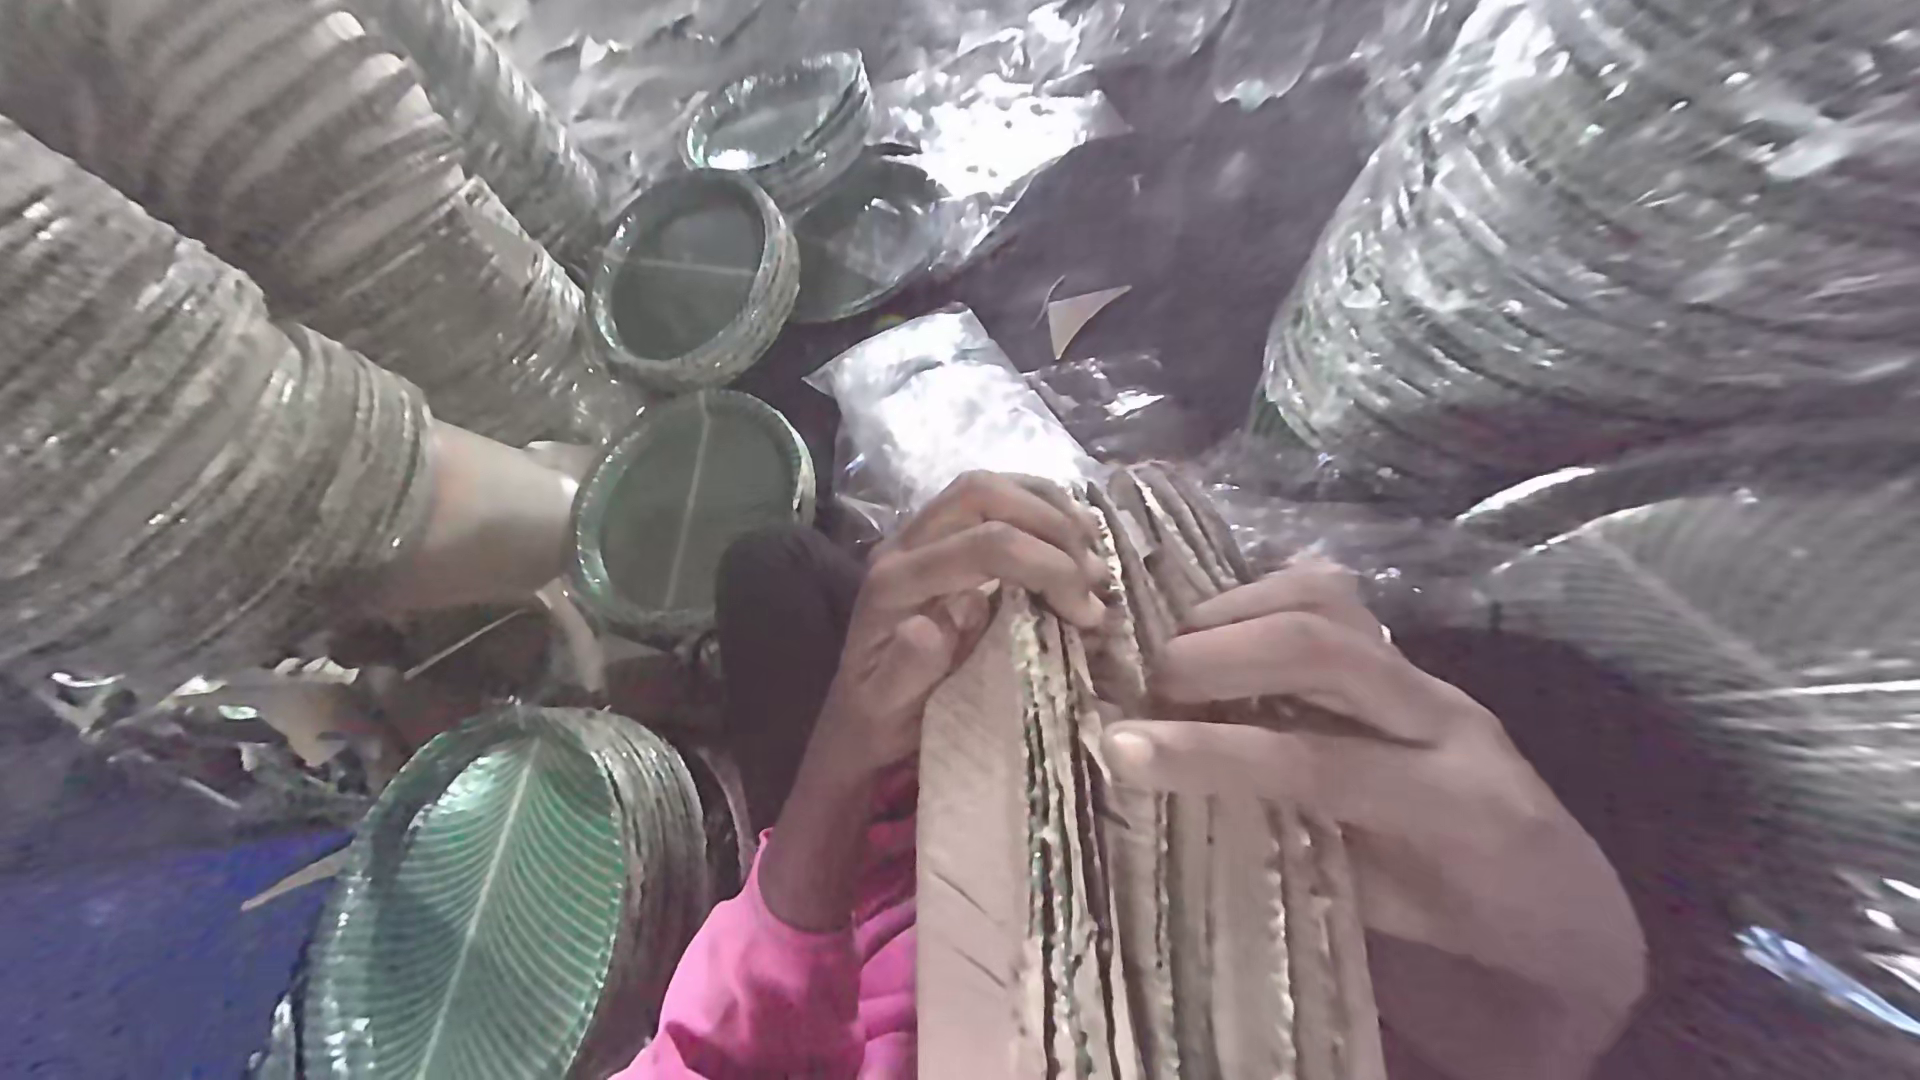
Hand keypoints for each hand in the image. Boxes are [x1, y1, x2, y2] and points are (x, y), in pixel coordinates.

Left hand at [814, 471, 1106, 774]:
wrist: (862, 705)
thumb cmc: (882, 716)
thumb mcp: (889, 711)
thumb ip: (906, 672)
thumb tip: (928, 628)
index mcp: (894, 583)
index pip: (983, 544)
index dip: (1046, 565)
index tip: (1087, 609)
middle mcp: (903, 543)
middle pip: (982, 494)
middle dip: (1051, 525)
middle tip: (1093, 575)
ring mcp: (919, 532)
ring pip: (988, 485)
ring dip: (1050, 509)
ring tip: (1091, 551)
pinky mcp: (938, 534)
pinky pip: (992, 497)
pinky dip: (1038, 506)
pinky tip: (1068, 534)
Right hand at [1102, 560, 1645, 1079]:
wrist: (1568, 898)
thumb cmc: (1468, 932)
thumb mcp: (1382, 923)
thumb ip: (1288, 855)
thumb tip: (1176, 800)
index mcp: (1454, 807)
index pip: (1310, 762)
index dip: (1207, 753)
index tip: (1121, 748)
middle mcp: (1443, 715)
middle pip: (1317, 647)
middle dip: (1212, 658)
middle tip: (1151, 686)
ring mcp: (1424, 669)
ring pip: (1321, 598)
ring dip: (1227, 614)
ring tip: (1176, 651)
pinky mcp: (1402, 648)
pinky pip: (1325, 589)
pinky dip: (1256, 594)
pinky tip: (1219, 626)